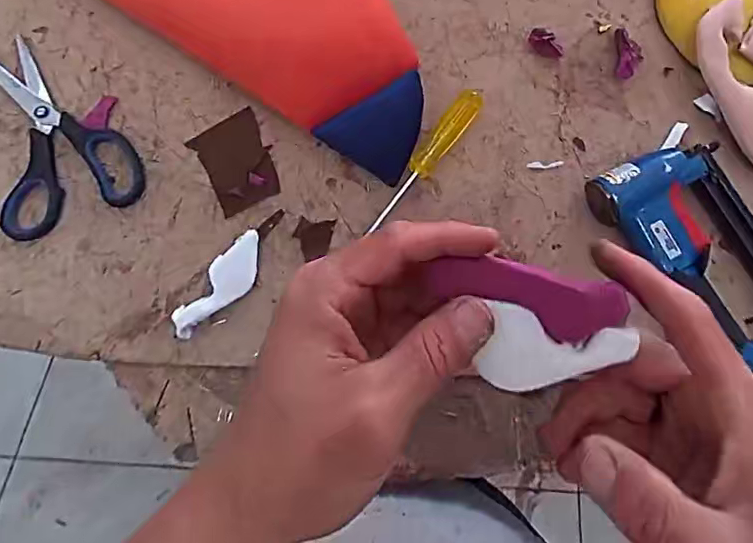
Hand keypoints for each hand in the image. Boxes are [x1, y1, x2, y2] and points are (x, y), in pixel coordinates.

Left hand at [134, 221, 498, 542]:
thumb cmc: (300, 464)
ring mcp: (344, 320)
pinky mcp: (355, 346)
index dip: (451, 238)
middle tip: (506, 279)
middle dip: (457, 269)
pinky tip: (472, 335)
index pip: (398, 245)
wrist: (245, 525)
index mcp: (326, 291)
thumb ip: (435, 352)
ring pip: (410, 291)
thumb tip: (484, 309)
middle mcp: (334, 293)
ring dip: (452, 298)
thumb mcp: (376, 408)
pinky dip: (439, 326)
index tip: (495, 244)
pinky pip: (405, 321)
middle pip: (407, 263)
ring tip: (500, 303)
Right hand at [539, 241, 752, 542]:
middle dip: (594, 383)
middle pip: (644, 363)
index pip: (688, 320)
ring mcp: (694, 432)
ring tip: (561, 454)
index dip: (646, 280)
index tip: (602, 254)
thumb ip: (653, 504)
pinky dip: (599, 440)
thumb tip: (587, 454)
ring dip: (590, 416)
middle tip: (555, 428)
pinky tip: (578, 462)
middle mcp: (713, 405)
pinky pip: (630, 431)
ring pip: (630, 395)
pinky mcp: (679, 459)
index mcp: (736, 404)